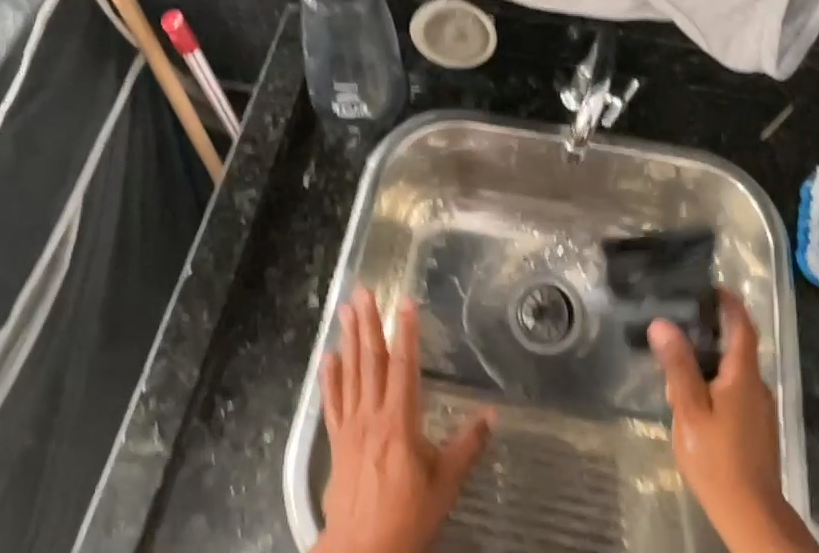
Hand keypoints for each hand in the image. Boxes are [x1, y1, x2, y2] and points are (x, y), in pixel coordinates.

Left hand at [315, 288, 492, 552]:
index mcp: (400, 422)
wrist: (362, 549)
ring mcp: (350, 428)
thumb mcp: (446, 484)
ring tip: (345, 310)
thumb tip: (491, 415)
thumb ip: (467, 446)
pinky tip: (327, 357)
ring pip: (349, 374)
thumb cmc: (408, 516)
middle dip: (368, 324)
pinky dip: (329, 378)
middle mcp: (372, 417)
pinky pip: (332, 403)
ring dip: (348, 340)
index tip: (404, 303)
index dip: (405, 333)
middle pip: (370, 362)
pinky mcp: (336, 443)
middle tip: (363, 292)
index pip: (403, 367)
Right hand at [649, 291, 818, 552]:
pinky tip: (697, 396)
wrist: (750, 510)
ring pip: (736, 372)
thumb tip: (663, 323)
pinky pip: (737, 391)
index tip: (713, 287)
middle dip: (714, 332)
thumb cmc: (716, 456)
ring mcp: (761, 409)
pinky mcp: (757, 429)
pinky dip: (718, 381)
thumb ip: (678, 366)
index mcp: (743, 376)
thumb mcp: (689, 409)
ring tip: (681, 360)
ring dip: (713, 359)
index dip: (730, 304)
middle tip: (682, 322)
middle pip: (739, 348)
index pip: (742, 328)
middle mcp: (758, 386)